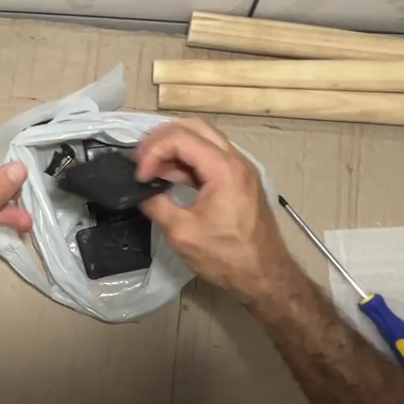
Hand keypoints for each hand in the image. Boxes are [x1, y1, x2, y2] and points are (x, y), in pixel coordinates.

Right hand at [136, 119, 297, 300]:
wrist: (264, 277)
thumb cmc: (226, 257)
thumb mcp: (182, 233)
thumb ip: (157, 204)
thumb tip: (141, 191)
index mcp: (224, 169)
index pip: (180, 138)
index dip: (152, 152)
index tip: (139, 178)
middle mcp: (235, 160)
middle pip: (193, 127)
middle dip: (161, 139)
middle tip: (140, 160)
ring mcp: (239, 168)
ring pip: (201, 138)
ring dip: (173, 147)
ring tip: (150, 167)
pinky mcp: (237, 180)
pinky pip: (208, 156)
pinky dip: (185, 159)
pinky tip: (167, 176)